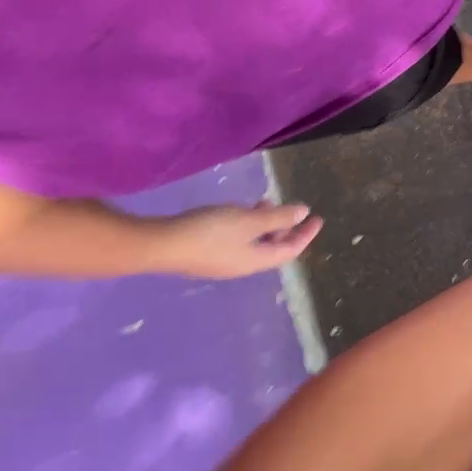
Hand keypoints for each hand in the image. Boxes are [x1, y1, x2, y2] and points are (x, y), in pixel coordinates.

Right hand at [151, 201, 322, 277]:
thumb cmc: (208, 232)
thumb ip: (278, 218)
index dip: (306, 234)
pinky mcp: (200, 255)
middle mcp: (239, 266)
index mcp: (255, 261)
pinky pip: (234, 242)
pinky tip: (235, 212)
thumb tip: (303, 214)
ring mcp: (218, 263)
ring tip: (261, 204)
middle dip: (284, 228)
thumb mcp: (250, 221)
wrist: (153, 245)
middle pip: (272, 248)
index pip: (290, 250)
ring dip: (263, 225)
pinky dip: (244, 227)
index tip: (317, 218)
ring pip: (252, 243)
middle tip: (286, 208)